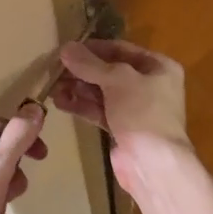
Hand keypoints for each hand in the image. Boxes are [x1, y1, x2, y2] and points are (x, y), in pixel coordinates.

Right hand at [51, 40, 191, 203]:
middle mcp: (150, 85)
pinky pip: (100, 112)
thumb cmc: (143, 113)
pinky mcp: (123, 130)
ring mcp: (136, 110)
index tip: (68, 49)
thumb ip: (90, 64)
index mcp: (159, 67)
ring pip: (103, 93)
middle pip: (110, 72)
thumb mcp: (118, 80)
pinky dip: (82, 106)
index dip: (94, 48)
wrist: (154, 165)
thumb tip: (65, 48)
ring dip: (78, 89)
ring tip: (52, 86)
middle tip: (55, 69)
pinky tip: (60, 102)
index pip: (121, 50)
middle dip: (83, 71)